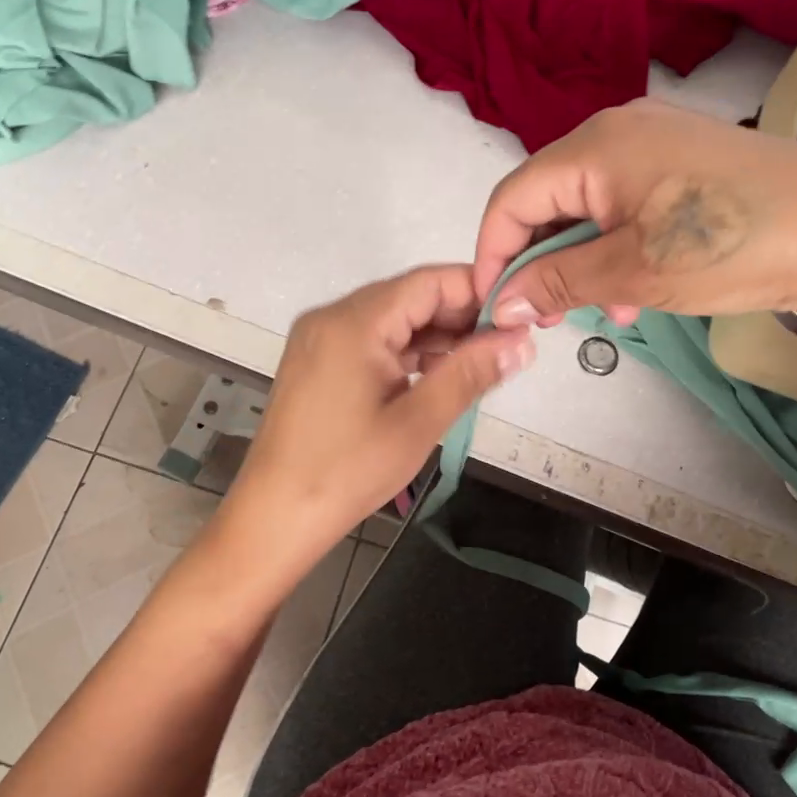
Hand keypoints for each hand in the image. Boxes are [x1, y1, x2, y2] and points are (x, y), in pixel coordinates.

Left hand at [218, 265, 534, 568]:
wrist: (274, 515)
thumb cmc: (347, 471)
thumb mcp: (418, 422)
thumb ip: (470, 373)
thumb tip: (521, 342)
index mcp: (354, 321)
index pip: (428, 282)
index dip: (478, 292)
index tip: (519, 317)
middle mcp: (332, 317)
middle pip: (408, 297)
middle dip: (460, 316)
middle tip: (509, 344)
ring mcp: (319, 340)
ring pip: (391, 320)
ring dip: (435, 337)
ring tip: (483, 362)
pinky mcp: (317, 363)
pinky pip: (371, 342)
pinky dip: (407, 353)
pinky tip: (440, 374)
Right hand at [472, 98, 796, 328]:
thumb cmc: (729, 247)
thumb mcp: (632, 272)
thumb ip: (556, 281)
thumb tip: (501, 300)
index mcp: (596, 145)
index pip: (512, 199)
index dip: (493, 255)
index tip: (495, 306)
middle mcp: (620, 130)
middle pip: (548, 199)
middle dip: (540, 261)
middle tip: (548, 315)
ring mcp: (658, 142)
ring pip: (588, 206)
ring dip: (580, 261)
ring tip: (602, 311)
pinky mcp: (688, 163)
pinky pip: (626, 204)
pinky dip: (616, 248)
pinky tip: (635, 290)